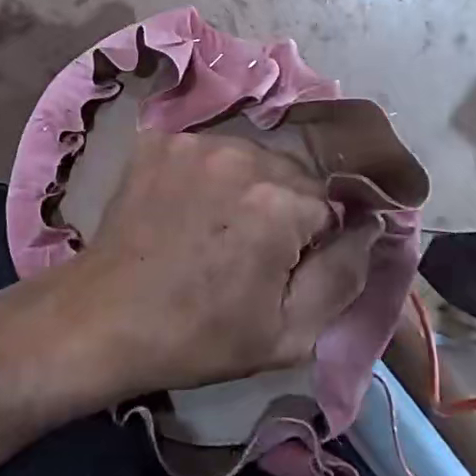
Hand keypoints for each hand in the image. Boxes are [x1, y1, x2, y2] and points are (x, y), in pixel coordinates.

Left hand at [69, 131, 382, 394]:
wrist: (104, 319)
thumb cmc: (200, 335)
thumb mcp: (289, 333)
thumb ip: (345, 275)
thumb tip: (371, 225)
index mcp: (281, 202)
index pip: (331, 206)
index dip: (315, 242)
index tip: (286, 270)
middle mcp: (244, 155)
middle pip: (293, 176)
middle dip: (286, 210)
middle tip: (250, 253)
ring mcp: (197, 142)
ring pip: (253, 159)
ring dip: (249, 187)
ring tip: (216, 229)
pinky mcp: (163, 140)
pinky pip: (210, 151)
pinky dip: (210, 174)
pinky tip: (188, 207)